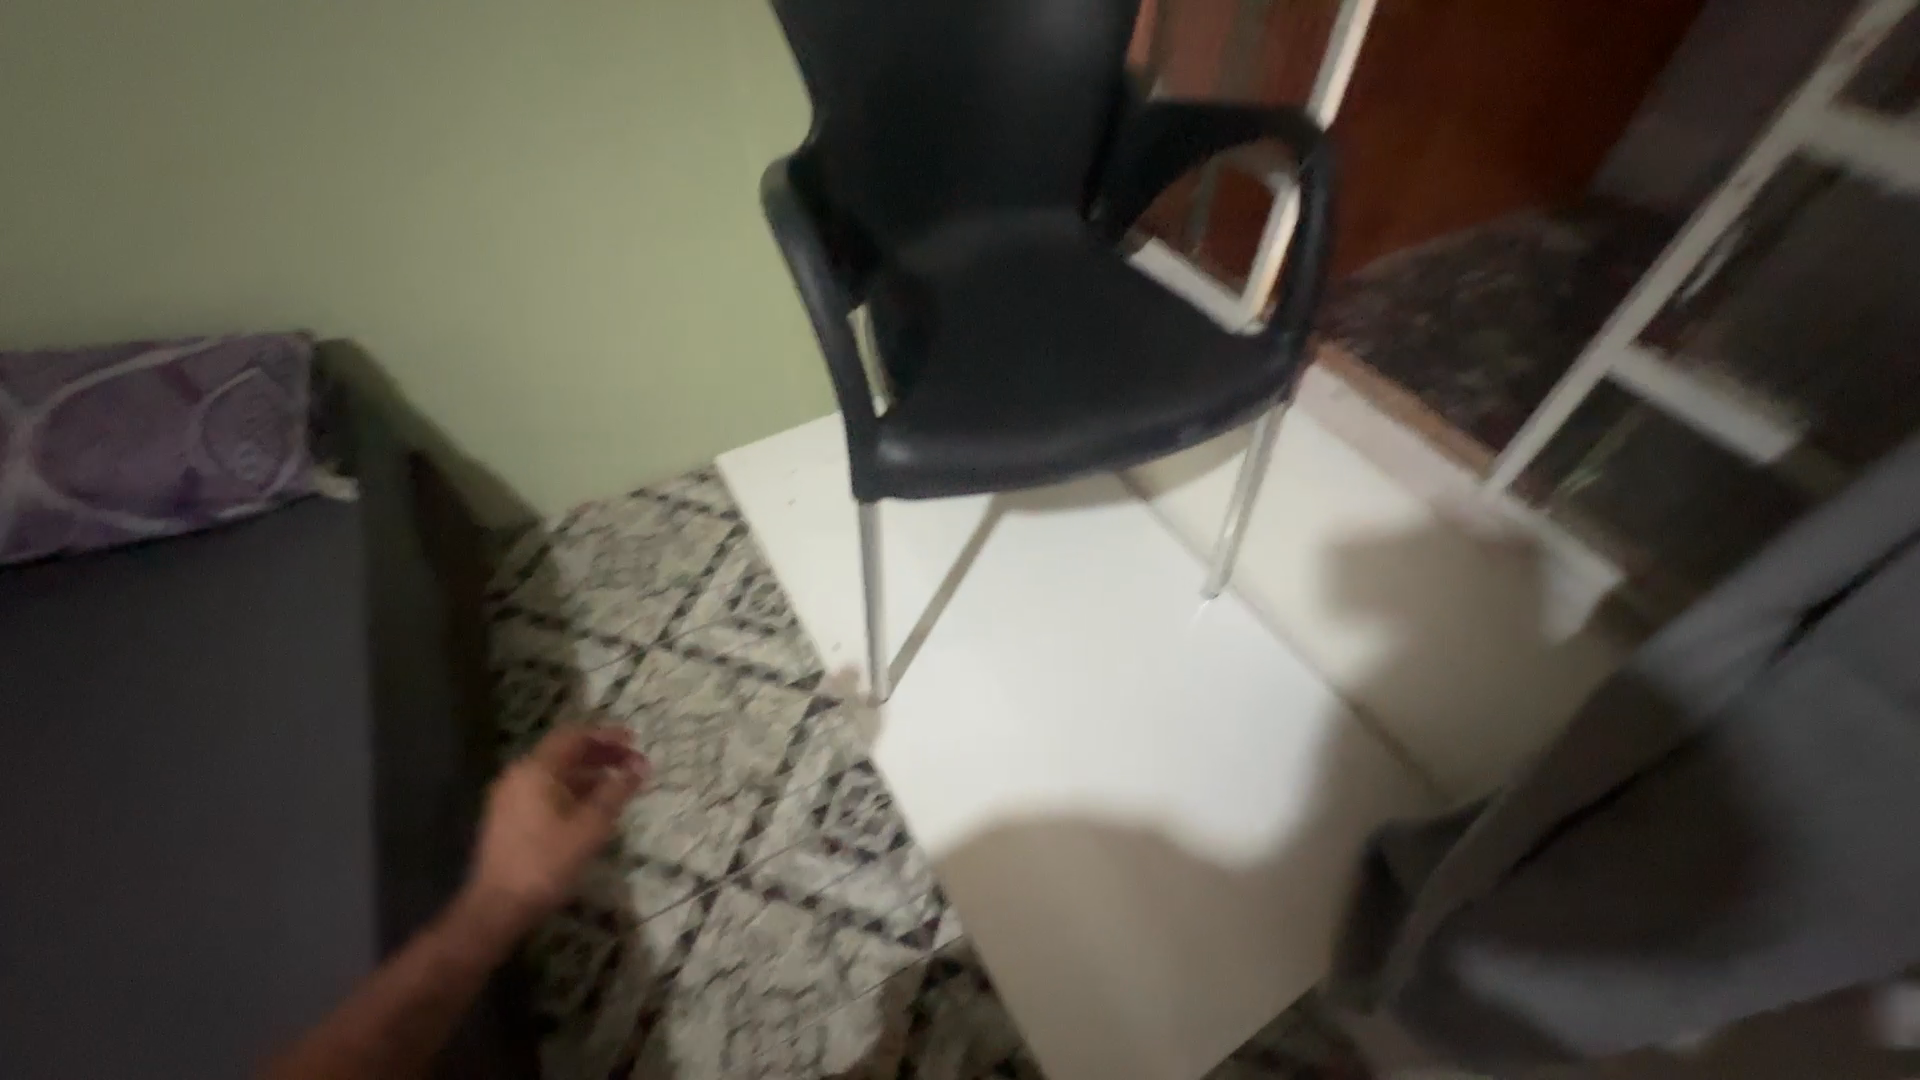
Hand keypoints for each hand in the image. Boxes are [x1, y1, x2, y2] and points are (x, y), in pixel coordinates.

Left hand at [462, 726, 648, 935]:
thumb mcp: (591, 825)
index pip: (574, 736)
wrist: (496, 909)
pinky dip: (574, 790)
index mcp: (536, 770)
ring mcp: (510, 798)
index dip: (606, 734)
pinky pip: (547, 790)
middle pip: (565, 753)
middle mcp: (519, 776)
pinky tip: (594, 807)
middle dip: (602, 755)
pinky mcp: (509, 818)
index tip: (635, 741)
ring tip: (620, 786)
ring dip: (590, 773)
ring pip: (557, 773)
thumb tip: (640, 767)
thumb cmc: (546, 862)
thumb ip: (617, 791)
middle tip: (633, 764)